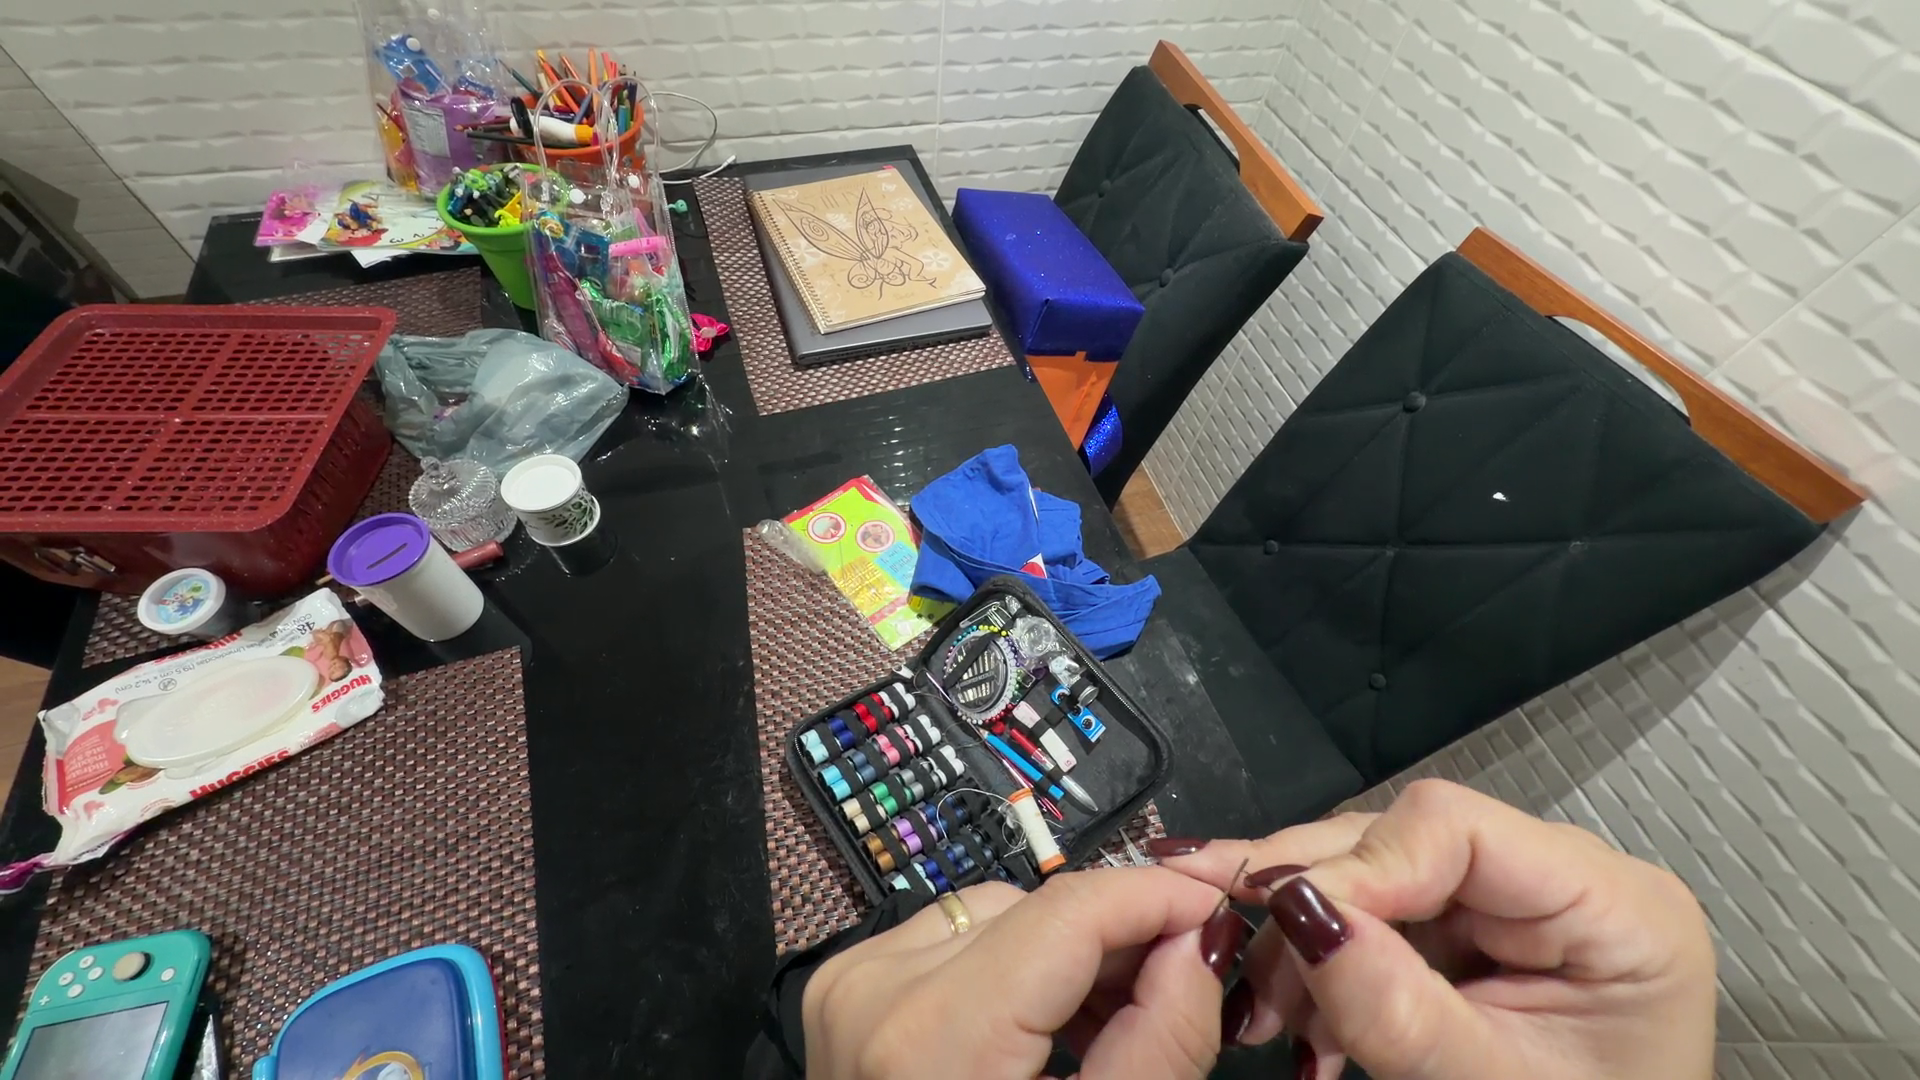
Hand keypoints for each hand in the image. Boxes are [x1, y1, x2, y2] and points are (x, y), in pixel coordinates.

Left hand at [801, 867, 1248, 1078]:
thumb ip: (1156, 1043)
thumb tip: (1198, 939)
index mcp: (930, 1033)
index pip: (1063, 913)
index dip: (1151, 898)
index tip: (1216, 908)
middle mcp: (877, 979)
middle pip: (1030, 910)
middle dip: (1116, 935)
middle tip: (1181, 980)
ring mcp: (854, 975)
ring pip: (996, 914)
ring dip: (1064, 952)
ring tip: (1114, 1017)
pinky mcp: (850, 979)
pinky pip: (957, 936)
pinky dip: (1014, 963)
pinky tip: (1049, 1019)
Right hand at [1152, 780, 1716, 1079]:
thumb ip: (1399, 1009)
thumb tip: (1292, 906)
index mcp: (1608, 904)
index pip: (1448, 825)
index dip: (1354, 864)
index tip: (1277, 918)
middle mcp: (1549, 872)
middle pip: (1389, 840)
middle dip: (1302, 903)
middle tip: (1217, 946)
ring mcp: (1500, 891)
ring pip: (1360, 870)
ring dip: (1297, 939)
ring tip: (1257, 1012)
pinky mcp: (1462, 916)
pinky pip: (1367, 909)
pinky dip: (1318, 958)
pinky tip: (1291, 1013)